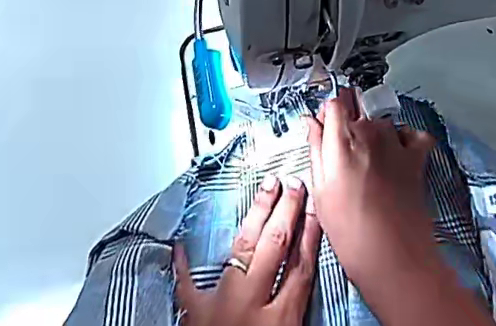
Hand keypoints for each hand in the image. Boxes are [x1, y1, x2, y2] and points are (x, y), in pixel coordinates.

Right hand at [173, 174, 320, 325]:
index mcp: (233, 291)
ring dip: (309, 232)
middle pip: (278, 244)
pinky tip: (318, 248)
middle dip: (288, 210)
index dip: (261, 207)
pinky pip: (309, 288)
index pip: (249, 238)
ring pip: (301, 265)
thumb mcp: (192, 315)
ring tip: (314, 206)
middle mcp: (261, 300)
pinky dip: (313, 263)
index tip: (270, 183)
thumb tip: (177, 249)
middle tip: (296, 183)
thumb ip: (185, 279)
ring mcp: (285, 315)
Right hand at [303, 89, 440, 288]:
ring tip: (369, 156)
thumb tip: (311, 124)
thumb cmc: (354, 233)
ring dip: (374, 129)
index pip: (333, 101)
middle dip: (348, 119)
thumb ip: (316, 148)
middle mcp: (368, 133)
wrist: (395, 260)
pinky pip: (413, 134)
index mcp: (340, 139)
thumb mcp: (320, 190)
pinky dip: (407, 137)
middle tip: (344, 146)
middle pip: (356, 106)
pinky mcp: (415, 158)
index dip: (327, 111)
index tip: (325, 123)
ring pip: (380, 119)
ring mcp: (394, 144)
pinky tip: (399, 150)